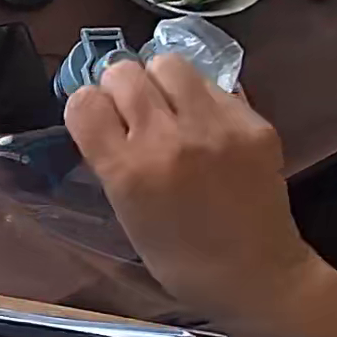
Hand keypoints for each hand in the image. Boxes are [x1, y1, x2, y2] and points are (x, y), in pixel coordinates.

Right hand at [64, 54, 326, 324]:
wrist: (251, 273)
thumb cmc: (173, 254)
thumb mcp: (123, 208)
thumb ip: (110, 158)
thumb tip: (106, 116)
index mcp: (127, 171)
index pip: (84, 103)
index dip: (85, 106)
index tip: (94, 119)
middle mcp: (167, 140)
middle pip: (123, 72)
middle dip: (117, 86)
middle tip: (129, 109)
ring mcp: (214, 127)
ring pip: (167, 63)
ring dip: (157, 80)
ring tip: (166, 105)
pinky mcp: (252, 123)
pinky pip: (211, 85)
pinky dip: (197, 96)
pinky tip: (202, 122)